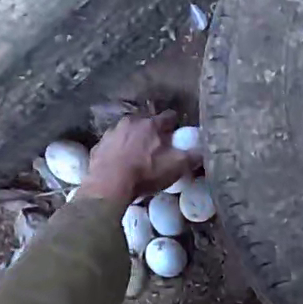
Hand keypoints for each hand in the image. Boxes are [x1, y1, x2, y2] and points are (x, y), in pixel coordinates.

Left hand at [75, 112, 198, 205]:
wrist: (108, 186)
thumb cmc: (145, 174)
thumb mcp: (176, 167)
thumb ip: (192, 156)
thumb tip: (204, 150)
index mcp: (151, 124)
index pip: (169, 116)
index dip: (175, 125)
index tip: (177, 134)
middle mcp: (130, 122)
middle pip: (146, 122)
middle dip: (153, 131)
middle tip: (158, 147)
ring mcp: (111, 133)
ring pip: (127, 131)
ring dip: (134, 139)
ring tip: (138, 156)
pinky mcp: (99, 146)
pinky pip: (112, 144)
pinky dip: (118, 150)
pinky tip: (121, 163)